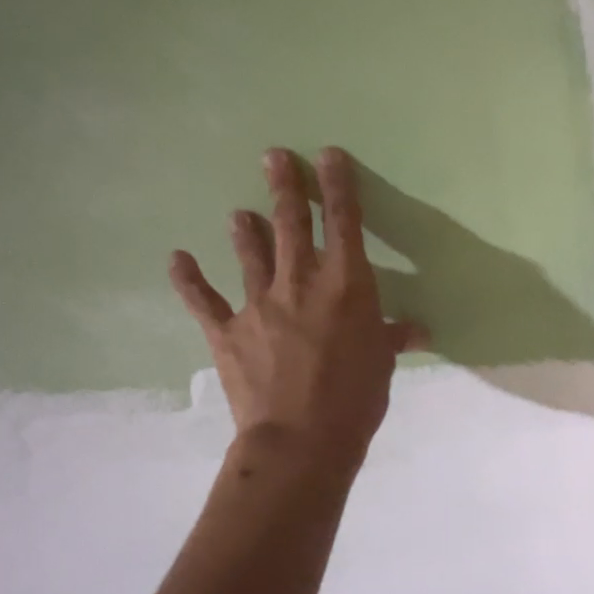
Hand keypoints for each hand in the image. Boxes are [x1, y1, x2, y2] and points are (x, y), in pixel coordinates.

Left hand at [169, 147, 427, 467]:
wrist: (302, 438)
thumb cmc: (357, 396)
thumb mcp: (384, 362)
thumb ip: (394, 337)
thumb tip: (416, 331)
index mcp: (347, 285)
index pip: (345, 224)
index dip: (338, 187)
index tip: (329, 155)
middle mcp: (301, 283)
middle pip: (291, 225)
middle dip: (284, 188)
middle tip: (273, 157)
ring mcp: (258, 305)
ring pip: (250, 255)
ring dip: (245, 230)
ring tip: (240, 211)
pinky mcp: (227, 332)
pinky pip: (203, 300)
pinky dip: (189, 279)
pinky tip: (177, 259)